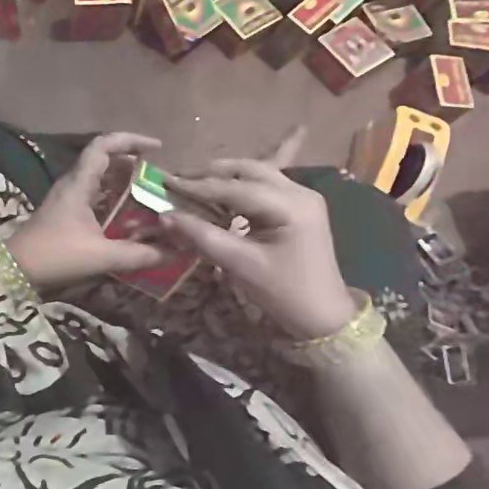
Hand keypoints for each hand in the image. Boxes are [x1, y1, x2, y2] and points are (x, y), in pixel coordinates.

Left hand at [5, 132, 168, 289]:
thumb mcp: (100, 256)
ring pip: (100, 180)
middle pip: (105, 161)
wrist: (14, 269)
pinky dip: (114, 201)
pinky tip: (130, 218)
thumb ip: (137, 255)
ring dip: (124, 184)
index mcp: (79, 183)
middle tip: (158, 177)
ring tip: (149, 196)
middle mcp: (74, 185)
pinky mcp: (66, 214)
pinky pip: (96, 198)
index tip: (156, 148)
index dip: (131, 140)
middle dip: (133, 164)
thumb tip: (172, 254)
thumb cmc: (54, 255)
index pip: (104, 146)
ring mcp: (68, 199)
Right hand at [165, 159, 357, 339]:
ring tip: (191, 184)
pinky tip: (217, 197)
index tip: (166, 182)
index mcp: (291, 205)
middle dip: (210, 173)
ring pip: (256, 174)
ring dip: (223, 177)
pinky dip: (237, 188)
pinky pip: (263, 188)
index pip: (236, 187)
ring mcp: (302, 197)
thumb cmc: (284, 293)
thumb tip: (165, 216)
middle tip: (177, 178)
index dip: (198, 185)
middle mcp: (300, 192)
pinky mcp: (299, 207)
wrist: (323, 318)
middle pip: (248, 170)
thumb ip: (202, 237)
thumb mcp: (240, 265)